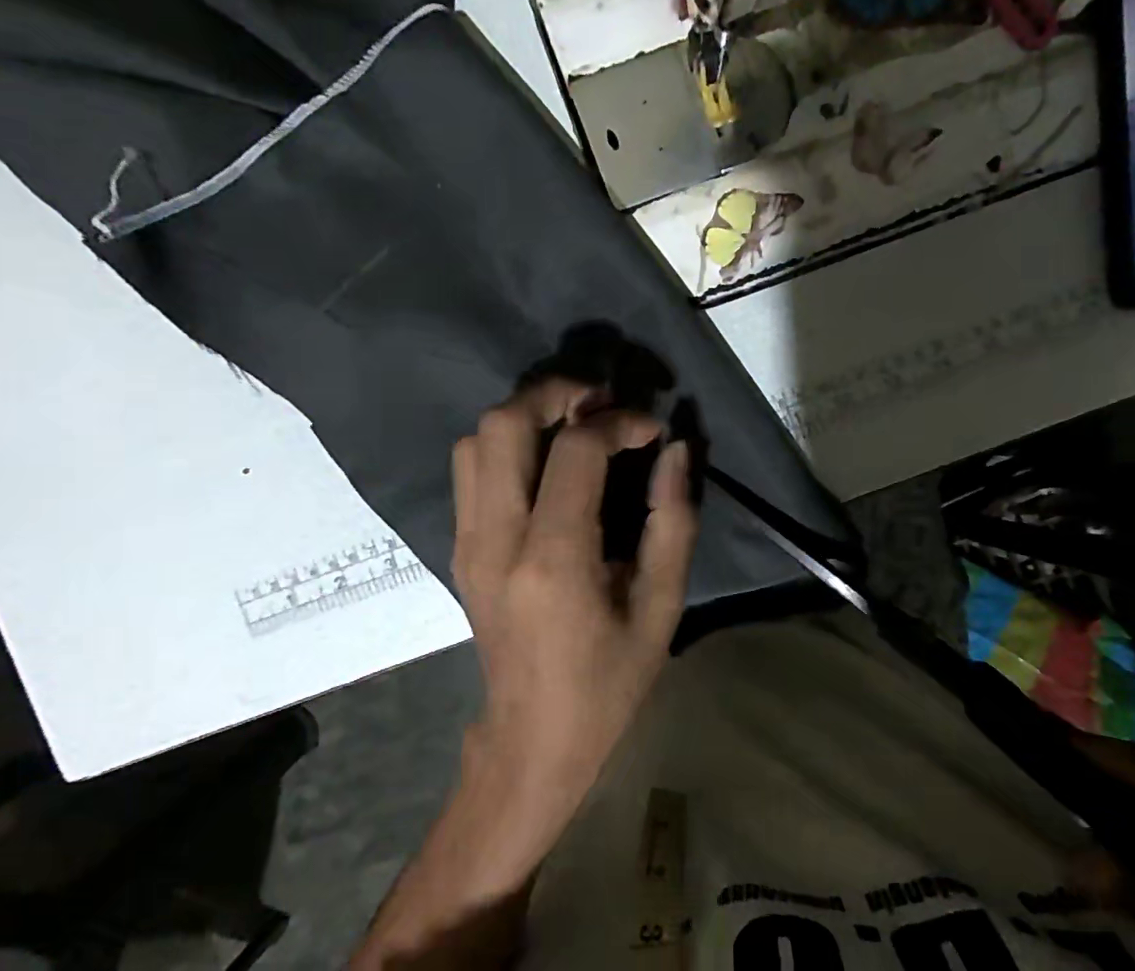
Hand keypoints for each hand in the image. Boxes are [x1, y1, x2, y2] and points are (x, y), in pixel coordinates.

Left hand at [450, 379, 698, 781]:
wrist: (532, 739)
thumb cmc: (608, 682)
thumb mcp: (661, 607)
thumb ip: (673, 522)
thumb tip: (675, 450)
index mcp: (553, 558)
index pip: (575, 450)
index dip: (619, 422)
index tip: (651, 429)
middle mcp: (496, 539)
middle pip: (502, 424)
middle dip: (554, 394)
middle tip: (601, 400)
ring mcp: (467, 543)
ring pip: (475, 440)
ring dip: (525, 416)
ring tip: (573, 425)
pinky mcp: (459, 550)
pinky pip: (469, 471)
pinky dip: (506, 444)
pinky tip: (546, 462)